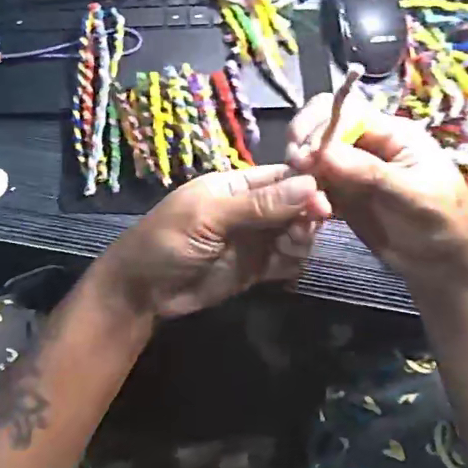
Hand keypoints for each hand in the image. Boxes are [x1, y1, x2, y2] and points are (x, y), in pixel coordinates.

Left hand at [93, 165, 329, 319]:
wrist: (141, 292)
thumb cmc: (165, 241)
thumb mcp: (208, 216)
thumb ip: (257, 205)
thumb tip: (308, 184)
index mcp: (234, 186)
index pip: (280, 176)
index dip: (305, 183)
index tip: (326, 197)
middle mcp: (249, 210)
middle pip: (294, 205)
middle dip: (307, 213)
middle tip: (309, 226)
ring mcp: (254, 240)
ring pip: (295, 233)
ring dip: (302, 238)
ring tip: (291, 248)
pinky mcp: (256, 269)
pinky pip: (287, 261)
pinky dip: (293, 262)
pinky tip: (286, 267)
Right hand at [285, 92, 467, 287]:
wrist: (445, 267)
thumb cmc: (444, 225)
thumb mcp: (415, 197)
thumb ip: (370, 172)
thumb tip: (322, 152)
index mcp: (392, 132)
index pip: (346, 111)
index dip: (320, 128)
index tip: (304, 157)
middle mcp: (367, 143)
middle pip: (321, 124)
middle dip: (303, 141)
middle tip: (294, 167)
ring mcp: (350, 166)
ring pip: (311, 152)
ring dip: (299, 168)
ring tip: (299, 191)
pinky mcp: (338, 190)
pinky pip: (310, 180)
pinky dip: (303, 189)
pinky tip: (308, 206)